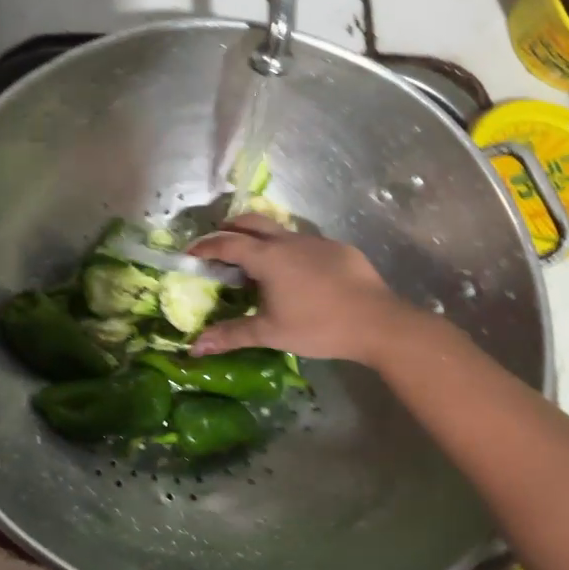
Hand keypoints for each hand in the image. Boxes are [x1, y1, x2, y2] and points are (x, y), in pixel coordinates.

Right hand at [186, 214, 423, 365]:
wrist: (378, 322)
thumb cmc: (318, 326)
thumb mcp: (270, 333)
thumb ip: (231, 335)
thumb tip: (194, 347)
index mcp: (268, 257)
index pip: (227, 243)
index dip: (205, 246)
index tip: (190, 251)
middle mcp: (289, 241)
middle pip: (251, 222)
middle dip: (230, 227)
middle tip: (218, 241)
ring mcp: (316, 242)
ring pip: (280, 231)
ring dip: (261, 238)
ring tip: (255, 259)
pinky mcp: (339, 249)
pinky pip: (305, 243)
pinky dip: (289, 250)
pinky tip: (296, 274)